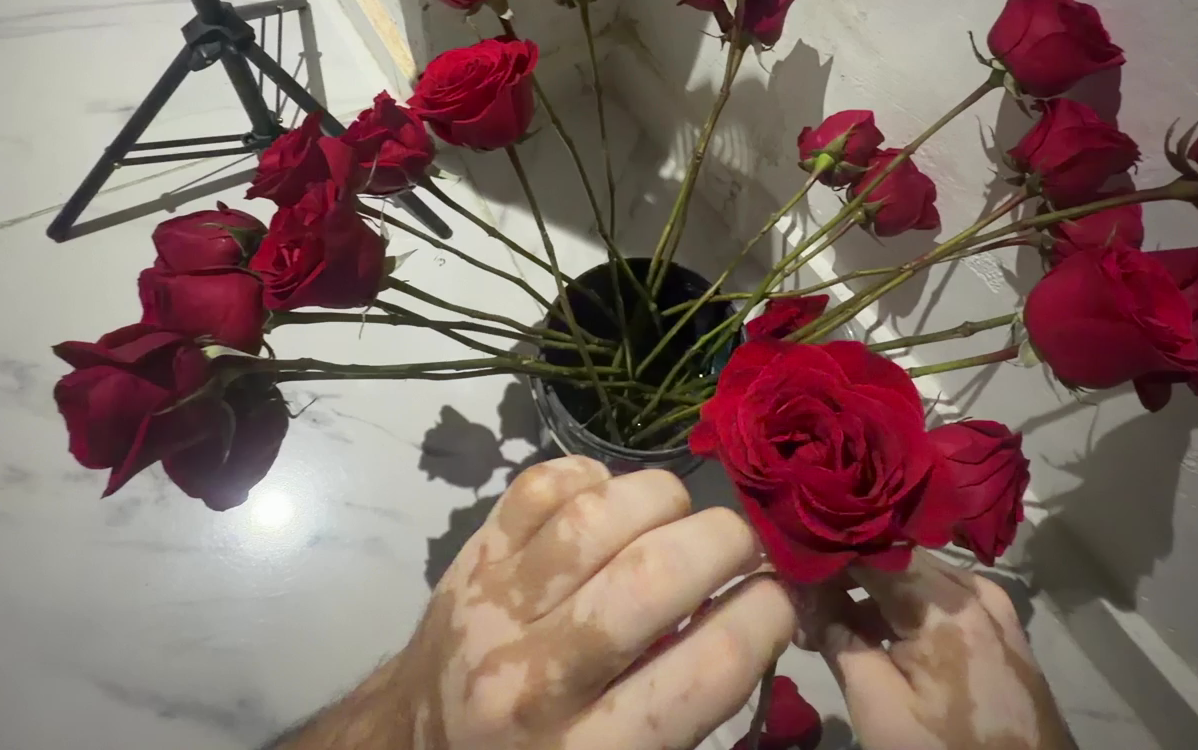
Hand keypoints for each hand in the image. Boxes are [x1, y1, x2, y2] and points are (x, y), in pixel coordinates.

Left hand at [287, 455, 795, 749]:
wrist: (415, 738)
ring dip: (664, 500)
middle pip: (652, 579)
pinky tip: (611, 498)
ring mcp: (499, 600)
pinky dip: (594, 475)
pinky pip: (545, 483)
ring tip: (681, 516)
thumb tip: (758, 604)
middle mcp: (539, 675)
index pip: (705, 673)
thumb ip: (686, 702)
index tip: (782, 593)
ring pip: (599, 518)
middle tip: (745, 542)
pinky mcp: (475, 549)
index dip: (765, 616)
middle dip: (724, 542)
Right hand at [805, 549, 1073, 749]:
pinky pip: (937, 597)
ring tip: (824, 624)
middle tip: (797, 600)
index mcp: (945, 601)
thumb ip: (834, 636)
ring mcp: (992, 604)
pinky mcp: (999, 626)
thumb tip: (796, 587)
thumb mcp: (878, 707)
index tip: (783, 558)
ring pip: (911, 575)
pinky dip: (899, 609)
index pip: (866, 547)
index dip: (820, 548)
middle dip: (840, 574)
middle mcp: (973, 586)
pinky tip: (869, 635)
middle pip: (889, 556)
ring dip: (866, 594)